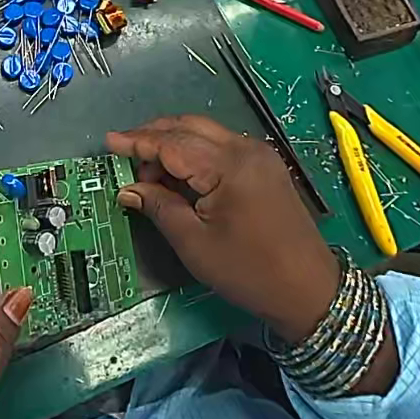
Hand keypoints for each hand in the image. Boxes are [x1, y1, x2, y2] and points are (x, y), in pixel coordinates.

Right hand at [107, 115, 338, 343]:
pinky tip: (178, 173)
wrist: (311, 291)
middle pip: (188, 127)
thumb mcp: (194, 243)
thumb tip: (128, 189)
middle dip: (153, 136)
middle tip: (124, 155)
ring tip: (148, 172)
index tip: (108, 143)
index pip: (172, 143)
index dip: (137, 142)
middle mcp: (245, 149)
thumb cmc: (248, 271)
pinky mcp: (264, 165)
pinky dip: (193, 152)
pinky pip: (219, 145)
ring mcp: (258, 154)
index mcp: (228, 166)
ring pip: (204, 132)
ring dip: (173, 143)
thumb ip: (159, 207)